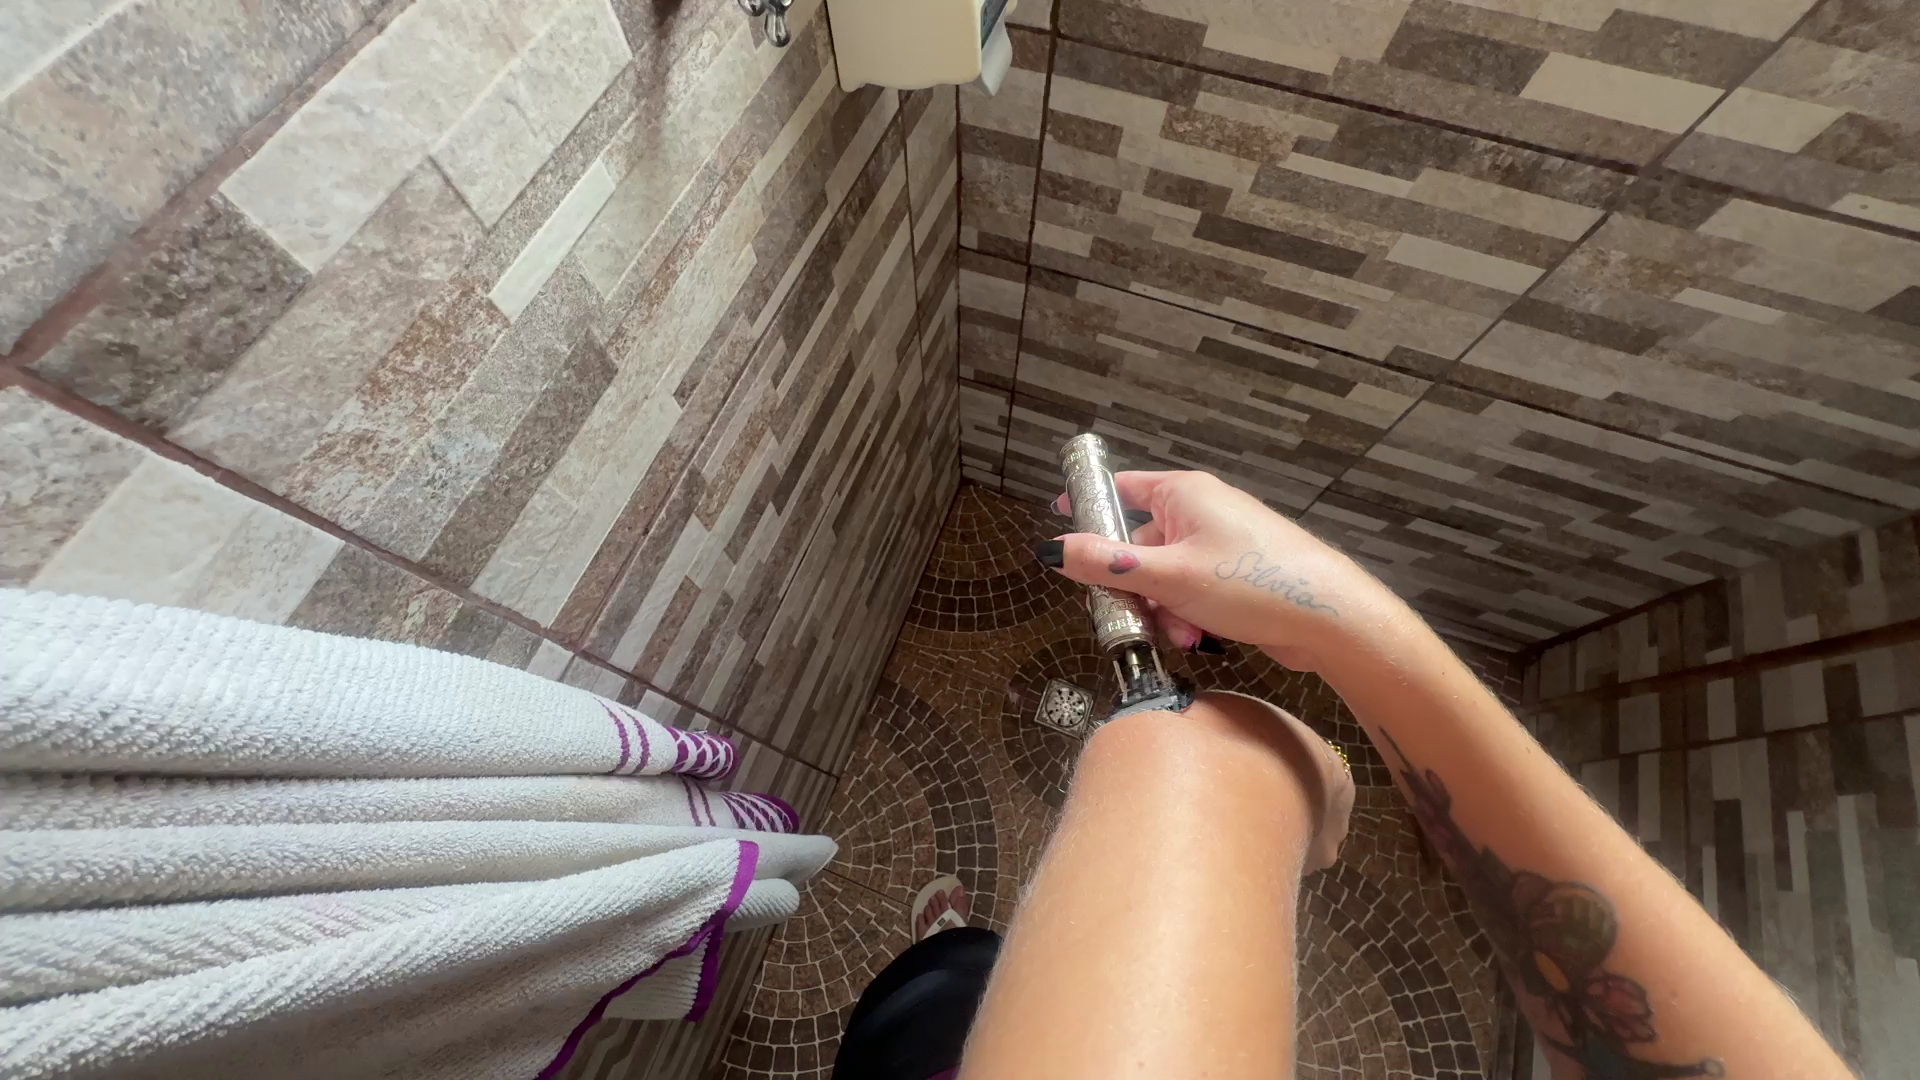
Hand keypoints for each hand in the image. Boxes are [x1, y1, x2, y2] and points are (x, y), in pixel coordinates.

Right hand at [1041, 470, 1393, 671]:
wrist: (1331, 618)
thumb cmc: (1247, 582)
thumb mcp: (1167, 575)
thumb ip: (1106, 564)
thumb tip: (1050, 549)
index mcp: (1182, 493)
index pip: (1121, 487)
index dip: (1088, 504)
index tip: (1059, 522)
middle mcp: (1198, 510)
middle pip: (1137, 541)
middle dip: (1131, 583)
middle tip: (1127, 611)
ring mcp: (1218, 542)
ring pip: (1161, 573)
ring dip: (1160, 606)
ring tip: (1178, 634)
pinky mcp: (1234, 573)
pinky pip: (1188, 588)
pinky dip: (1185, 612)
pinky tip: (1197, 637)